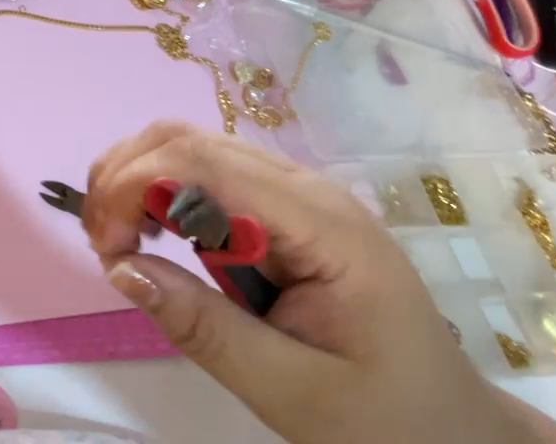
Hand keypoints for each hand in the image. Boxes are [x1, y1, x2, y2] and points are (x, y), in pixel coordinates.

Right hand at [86, 123, 555, 443]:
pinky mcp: (280, 206)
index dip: (135, 187)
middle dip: (125, 177)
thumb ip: (205, 329)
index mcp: (323, 226)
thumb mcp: (294, 394)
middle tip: (102, 244)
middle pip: (188, 139)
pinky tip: (150, 231)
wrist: (453, 429)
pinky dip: (159, 189)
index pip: (203, 164)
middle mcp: (306, 188)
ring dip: (136, 178)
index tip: (106, 250)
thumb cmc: (384, 420)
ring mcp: (295, 192)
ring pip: (189, 144)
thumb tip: (120, 268)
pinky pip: (204, 171)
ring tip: (117, 239)